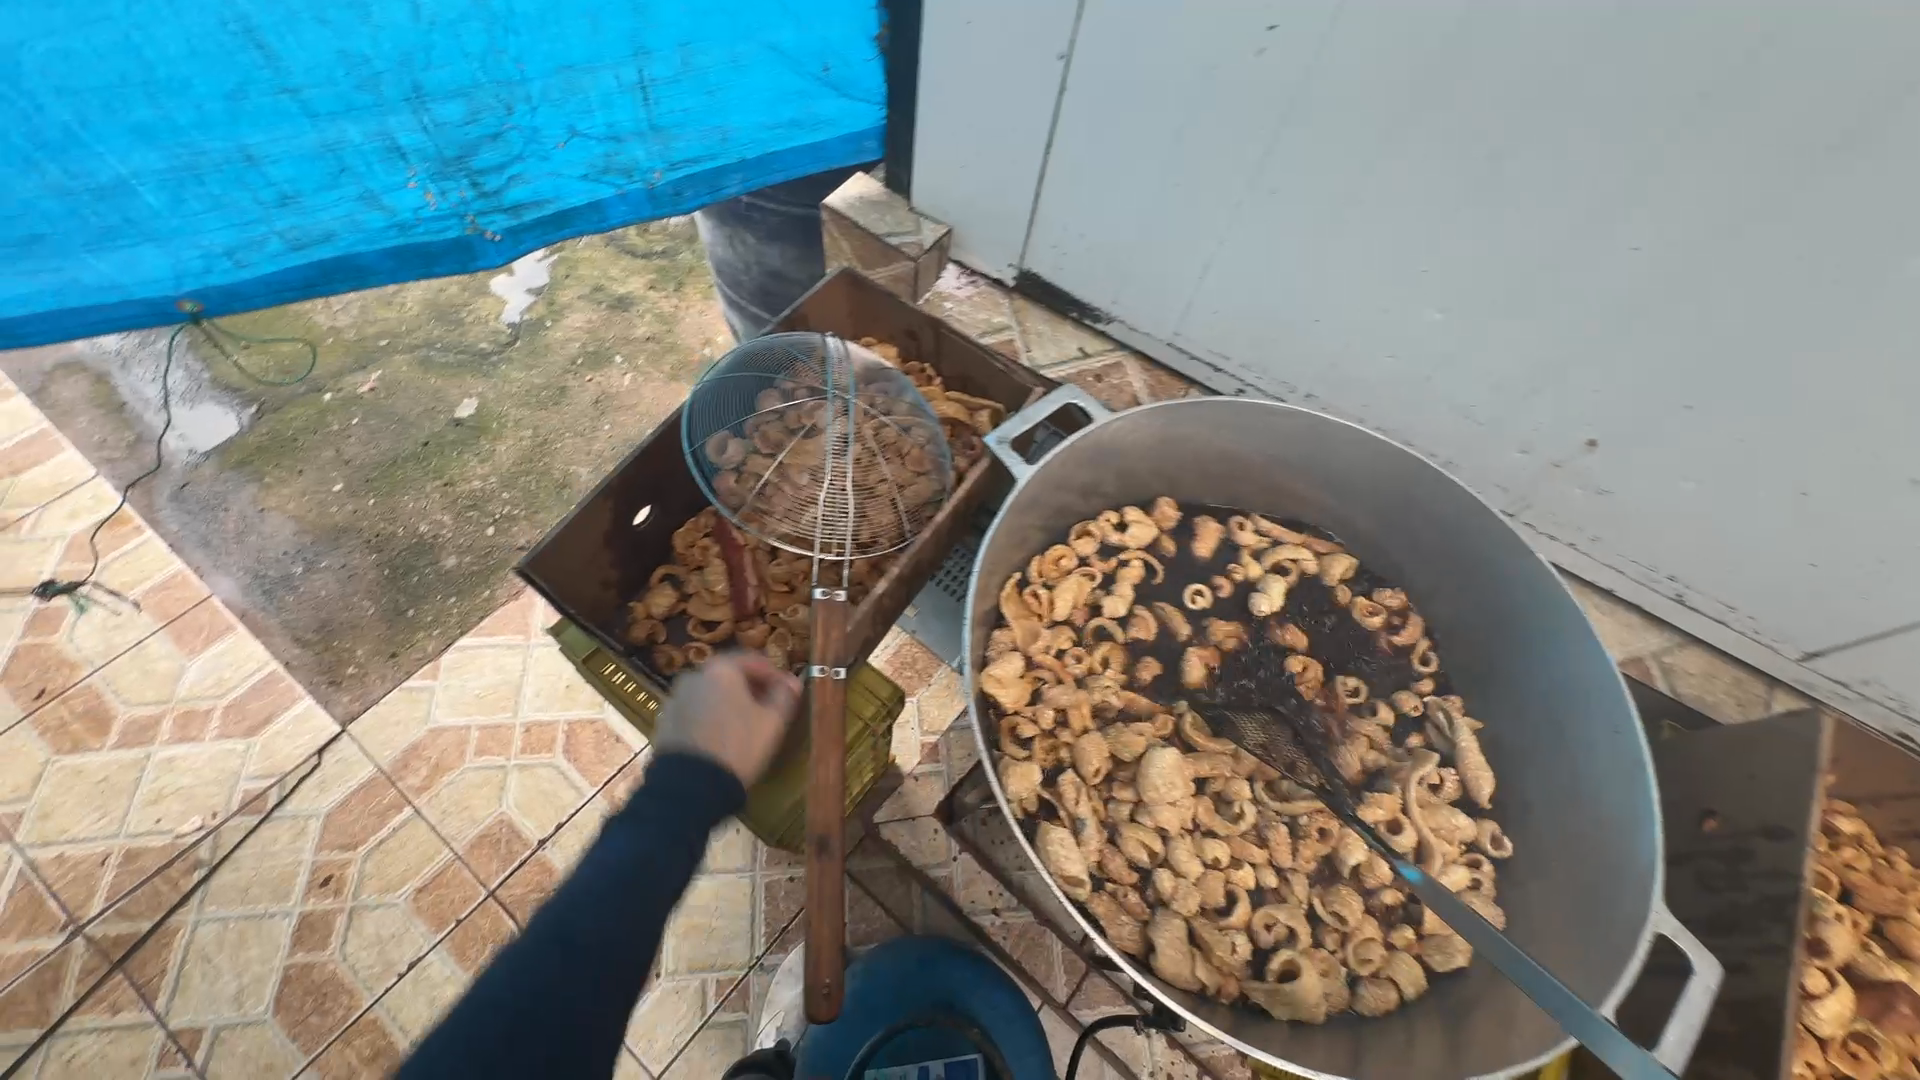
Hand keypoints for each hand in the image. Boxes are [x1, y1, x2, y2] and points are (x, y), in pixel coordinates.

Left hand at [654, 652, 801, 786]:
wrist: (690, 787)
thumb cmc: (738, 747)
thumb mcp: (772, 722)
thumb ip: (784, 695)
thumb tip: (792, 681)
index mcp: (722, 669)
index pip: (753, 661)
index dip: (774, 674)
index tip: (787, 690)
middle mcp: (694, 676)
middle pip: (729, 675)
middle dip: (750, 688)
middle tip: (767, 706)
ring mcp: (676, 699)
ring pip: (711, 694)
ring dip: (729, 702)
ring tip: (745, 724)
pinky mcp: (665, 722)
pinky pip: (695, 711)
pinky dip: (710, 716)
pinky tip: (721, 737)